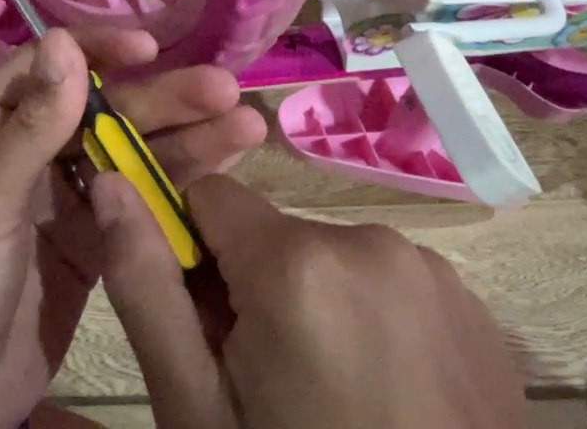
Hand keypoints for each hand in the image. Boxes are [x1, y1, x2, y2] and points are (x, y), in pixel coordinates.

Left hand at [0, 28, 267, 428]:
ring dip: (180, 143)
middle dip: (158, 101)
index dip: (96, 52)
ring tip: (244, 127)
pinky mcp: (87, 245)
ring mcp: (58, 200)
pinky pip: (134, 206)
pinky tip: (220, 174)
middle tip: (225, 90)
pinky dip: (173, 192)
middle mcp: (22, 153)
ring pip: (124, 157)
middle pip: (97, 112)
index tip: (151, 47)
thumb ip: (31, 126)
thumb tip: (63, 40)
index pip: (44, 69)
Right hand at [94, 173, 526, 428]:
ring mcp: (434, 275)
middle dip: (253, 289)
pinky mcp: (477, 310)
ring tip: (329, 398)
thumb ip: (144, 284)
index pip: (208, 197)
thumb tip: (109, 182)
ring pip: (325, 257)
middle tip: (265, 383)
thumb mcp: (195, 405)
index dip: (190, 253)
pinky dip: (368, 321)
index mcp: (296, 263)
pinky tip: (383, 397)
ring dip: (311, 304)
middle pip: (269, 235)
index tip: (205, 326)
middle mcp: (371, 243)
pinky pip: (385, 284)